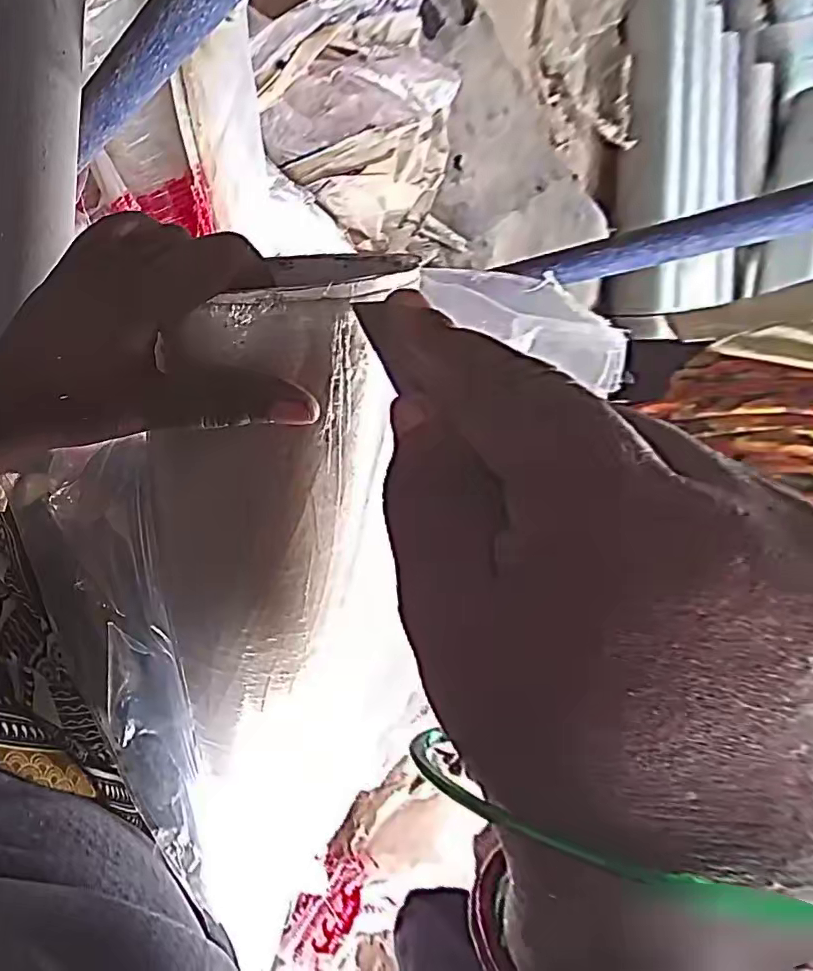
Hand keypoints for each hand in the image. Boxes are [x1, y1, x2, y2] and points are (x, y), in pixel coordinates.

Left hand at [0, 214, 320, 470]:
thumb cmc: (70, 406)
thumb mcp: (151, 406)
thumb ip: (226, 399)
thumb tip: (303, 404)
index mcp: (144, 287)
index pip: (224, 254)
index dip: (256, 274)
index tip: (264, 307)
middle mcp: (116, 260)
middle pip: (191, 242)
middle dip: (220, 271)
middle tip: (227, 314)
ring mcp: (84, 261)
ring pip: (153, 234)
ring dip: (178, 257)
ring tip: (184, 300)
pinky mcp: (63, 270)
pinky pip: (112, 235)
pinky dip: (138, 247)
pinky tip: (138, 283)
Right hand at [358, 292, 812, 886]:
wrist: (691, 855)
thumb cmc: (539, 725)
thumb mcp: (445, 610)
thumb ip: (431, 497)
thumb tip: (426, 412)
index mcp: (622, 517)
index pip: (515, 393)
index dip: (446, 347)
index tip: (397, 314)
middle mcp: (735, 505)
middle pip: (584, 416)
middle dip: (501, 412)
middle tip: (438, 430)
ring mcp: (797, 534)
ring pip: (643, 450)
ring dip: (565, 457)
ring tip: (518, 518)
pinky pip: (697, 489)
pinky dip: (624, 491)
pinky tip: (594, 549)